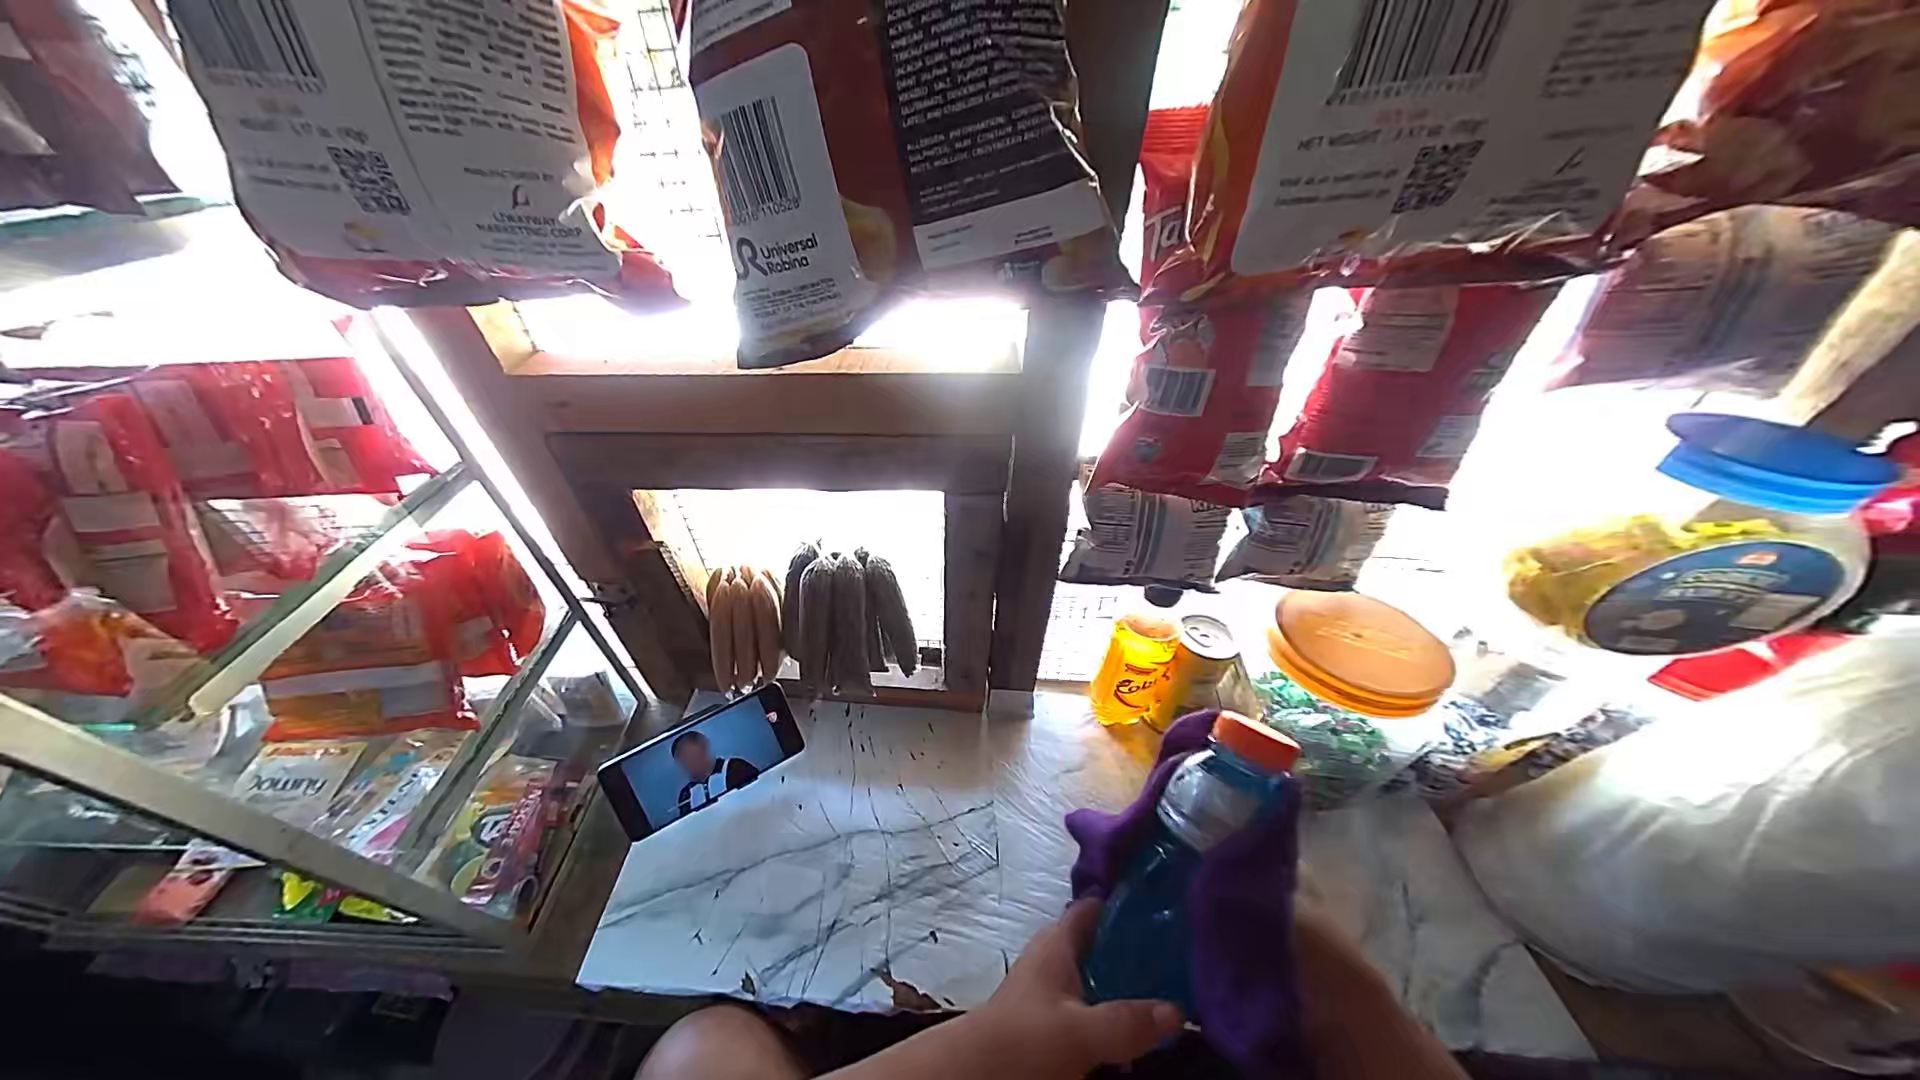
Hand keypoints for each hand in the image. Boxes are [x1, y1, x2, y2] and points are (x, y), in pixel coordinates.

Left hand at [964, 899, 1184, 1077]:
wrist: (977, 1074)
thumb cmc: (1026, 1039)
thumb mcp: (1082, 1032)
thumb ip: (1128, 1021)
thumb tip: (1178, 1010)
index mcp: (1058, 943)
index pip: (1093, 907)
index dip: (1123, 903)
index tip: (1161, 908)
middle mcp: (1053, 957)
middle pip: (1098, 943)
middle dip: (1132, 950)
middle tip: (1175, 959)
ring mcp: (1049, 988)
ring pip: (1095, 976)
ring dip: (1123, 985)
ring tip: (1164, 995)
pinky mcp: (1048, 1019)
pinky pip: (1088, 1005)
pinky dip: (1110, 1011)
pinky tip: (1133, 1033)